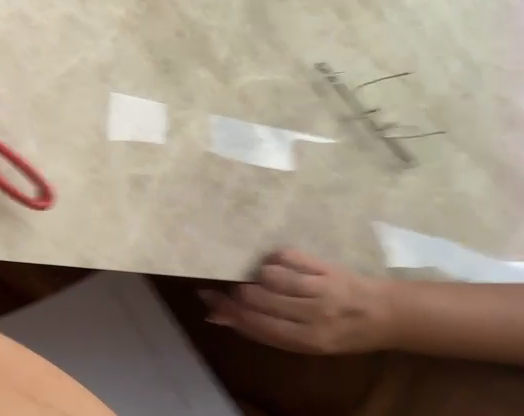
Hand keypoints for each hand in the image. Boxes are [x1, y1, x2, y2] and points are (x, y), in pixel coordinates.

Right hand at [203, 248, 396, 354]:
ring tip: (268, 279)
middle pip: (257, 296)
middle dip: (242, 291)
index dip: (228, 309)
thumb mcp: (308, 342)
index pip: (257, 323)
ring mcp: (324, 289)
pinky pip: (283, 255)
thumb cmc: (342, 332)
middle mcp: (319, 315)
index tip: (207, 296)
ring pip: (268, 274)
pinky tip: (283, 266)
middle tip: (242, 289)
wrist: (390, 315)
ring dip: (261, 275)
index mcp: (313, 339)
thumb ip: (263, 330)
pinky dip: (276, 259)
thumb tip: (214, 314)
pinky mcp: (325, 266)